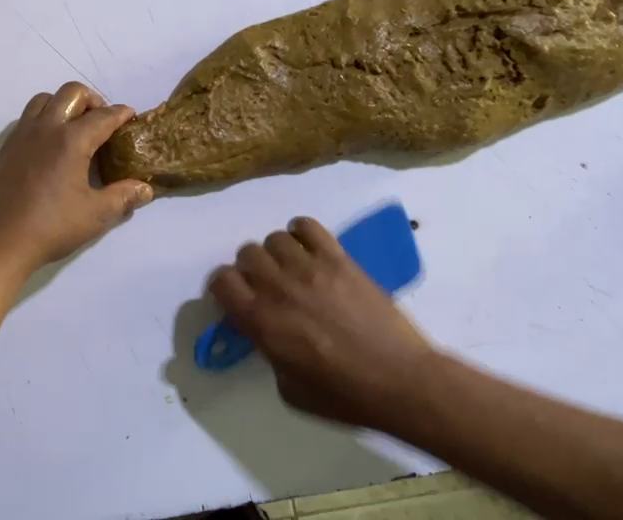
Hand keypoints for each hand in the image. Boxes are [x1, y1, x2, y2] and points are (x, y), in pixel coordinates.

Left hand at [0, 82, 153, 276]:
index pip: (103, 116)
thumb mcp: (96, 215)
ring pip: (45, 99)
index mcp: (71, 140)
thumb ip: (123, 197)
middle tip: (102, 122)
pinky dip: (44, 117)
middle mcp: (46, 128)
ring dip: (64, 104)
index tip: (131, 117)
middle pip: (72, 93)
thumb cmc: (51, 227)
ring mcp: (22, 134)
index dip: (121, 114)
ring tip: (75, 127)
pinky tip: (50, 144)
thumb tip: (145, 188)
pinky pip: (28, 117)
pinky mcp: (7, 146)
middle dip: (93, 100)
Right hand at [209, 217, 436, 428]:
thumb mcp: (289, 389)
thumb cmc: (345, 396)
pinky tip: (311, 252)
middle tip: (269, 286)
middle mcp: (278, 287)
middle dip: (252, 269)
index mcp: (261, 321)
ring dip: (279, 253)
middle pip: (246, 253)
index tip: (238, 298)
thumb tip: (266, 333)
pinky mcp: (338, 258)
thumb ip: (268, 352)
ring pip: (275, 238)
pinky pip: (307, 226)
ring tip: (294, 270)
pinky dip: (302, 233)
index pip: (221, 280)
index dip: (225, 287)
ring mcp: (309, 268)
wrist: (401, 382)